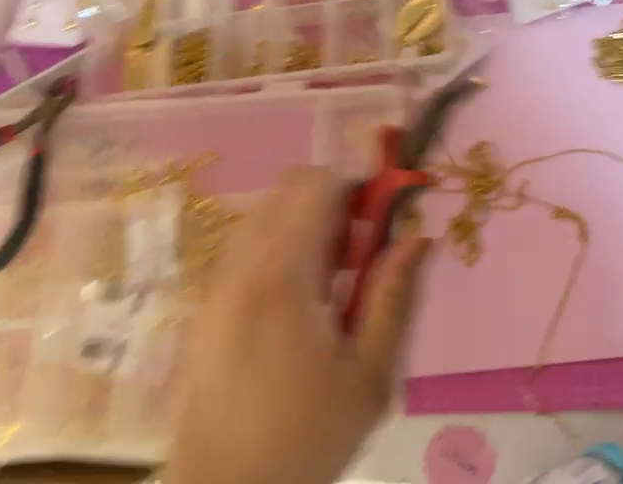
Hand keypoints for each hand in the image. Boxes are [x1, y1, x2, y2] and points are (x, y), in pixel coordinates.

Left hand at [165, 167, 431, 483]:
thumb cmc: (306, 438)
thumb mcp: (371, 377)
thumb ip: (395, 297)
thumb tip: (419, 235)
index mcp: (284, 276)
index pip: (317, 185)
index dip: (357, 188)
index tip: (381, 224)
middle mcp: (242, 265)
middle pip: (289, 188)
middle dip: (331, 203)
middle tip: (357, 256)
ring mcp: (216, 283)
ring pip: (264, 213)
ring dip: (302, 225)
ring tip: (327, 284)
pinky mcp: (203, 305)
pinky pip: (244, 247)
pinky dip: (276, 249)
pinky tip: (293, 307)